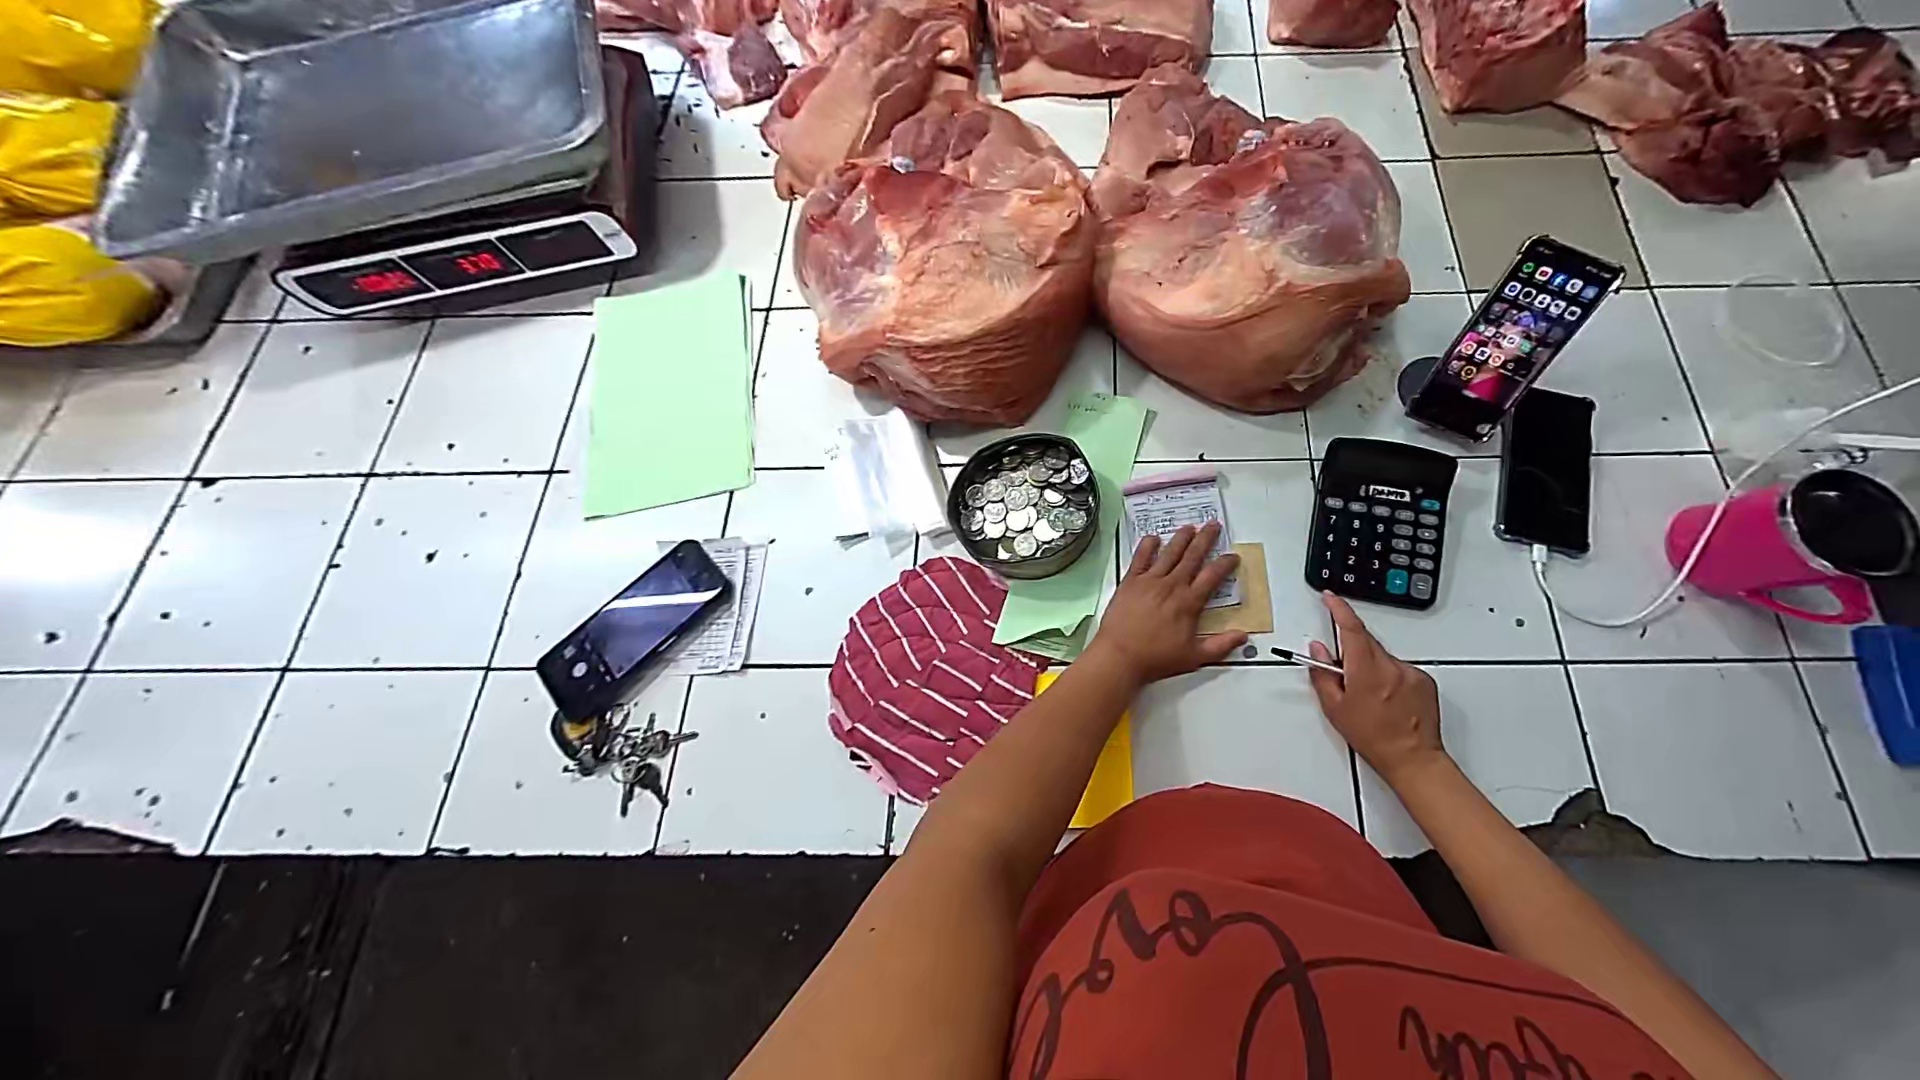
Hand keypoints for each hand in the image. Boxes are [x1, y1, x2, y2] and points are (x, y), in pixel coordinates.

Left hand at [1086, 523, 1246, 684]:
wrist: (1120, 655)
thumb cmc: (1156, 658)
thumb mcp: (1194, 657)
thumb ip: (1221, 645)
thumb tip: (1243, 636)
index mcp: (1188, 602)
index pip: (1212, 577)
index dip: (1224, 564)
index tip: (1232, 555)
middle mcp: (1171, 586)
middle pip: (1192, 557)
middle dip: (1205, 539)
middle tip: (1213, 525)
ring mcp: (1149, 582)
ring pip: (1169, 554)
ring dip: (1180, 539)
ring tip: (1189, 527)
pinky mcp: (1130, 582)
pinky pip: (1140, 559)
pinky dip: (1147, 547)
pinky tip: (1153, 538)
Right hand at [1307, 591, 1445, 782]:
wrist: (1412, 758)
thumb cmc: (1373, 737)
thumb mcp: (1334, 707)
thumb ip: (1323, 673)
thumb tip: (1319, 650)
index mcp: (1367, 672)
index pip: (1352, 629)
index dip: (1339, 609)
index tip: (1330, 597)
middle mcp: (1392, 668)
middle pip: (1366, 642)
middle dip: (1351, 649)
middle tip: (1343, 673)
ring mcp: (1411, 673)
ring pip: (1381, 656)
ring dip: (1370, 665)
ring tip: (1368, 695)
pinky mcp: (1424, 680)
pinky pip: (1398, 667)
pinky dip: (1387, 674)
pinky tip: (1385, 697)